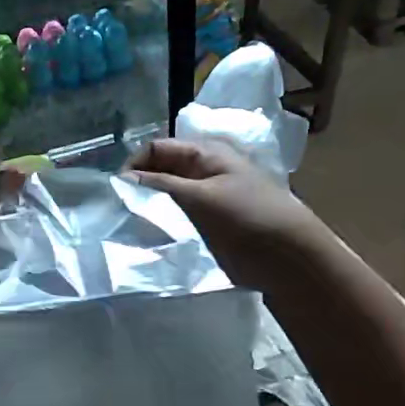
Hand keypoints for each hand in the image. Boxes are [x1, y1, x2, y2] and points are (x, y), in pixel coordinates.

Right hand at [125, 138, 322, 289]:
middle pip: (162, 170)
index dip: (134, 165)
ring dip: (151, 207)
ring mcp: (209, 198)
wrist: (288, 258)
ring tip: (131, 225)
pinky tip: (151, 236)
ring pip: (169, 196)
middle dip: (141, 186)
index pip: (157, 148)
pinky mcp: (211, 223)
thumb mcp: (201, 196)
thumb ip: (161, 184)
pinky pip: (180, 217)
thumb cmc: (247, 218)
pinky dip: (165, 222)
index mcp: (206, 153)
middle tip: (120, 211)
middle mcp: (206, 170)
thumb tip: (123, 178)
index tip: (116, 193)